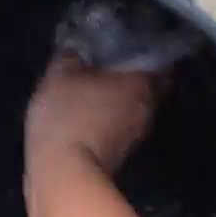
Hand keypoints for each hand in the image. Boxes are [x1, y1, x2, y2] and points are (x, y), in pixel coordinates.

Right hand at [25, 52, 161, 176]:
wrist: (64, 175)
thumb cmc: (67, 116)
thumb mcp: (59, 75)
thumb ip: (70, 55)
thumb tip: (76, 46)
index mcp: (142, 82)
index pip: (156, 57)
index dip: (141, 47)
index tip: (123, 41)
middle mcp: (149, 106)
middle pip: (148, 83)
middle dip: (131, 73)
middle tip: (107, 62)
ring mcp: (137, 133)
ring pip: (134, 105)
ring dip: (120, 97)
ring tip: (93, 85)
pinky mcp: (123, 152)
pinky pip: (121, 123)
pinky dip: (110, 115)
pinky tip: (87, 110)